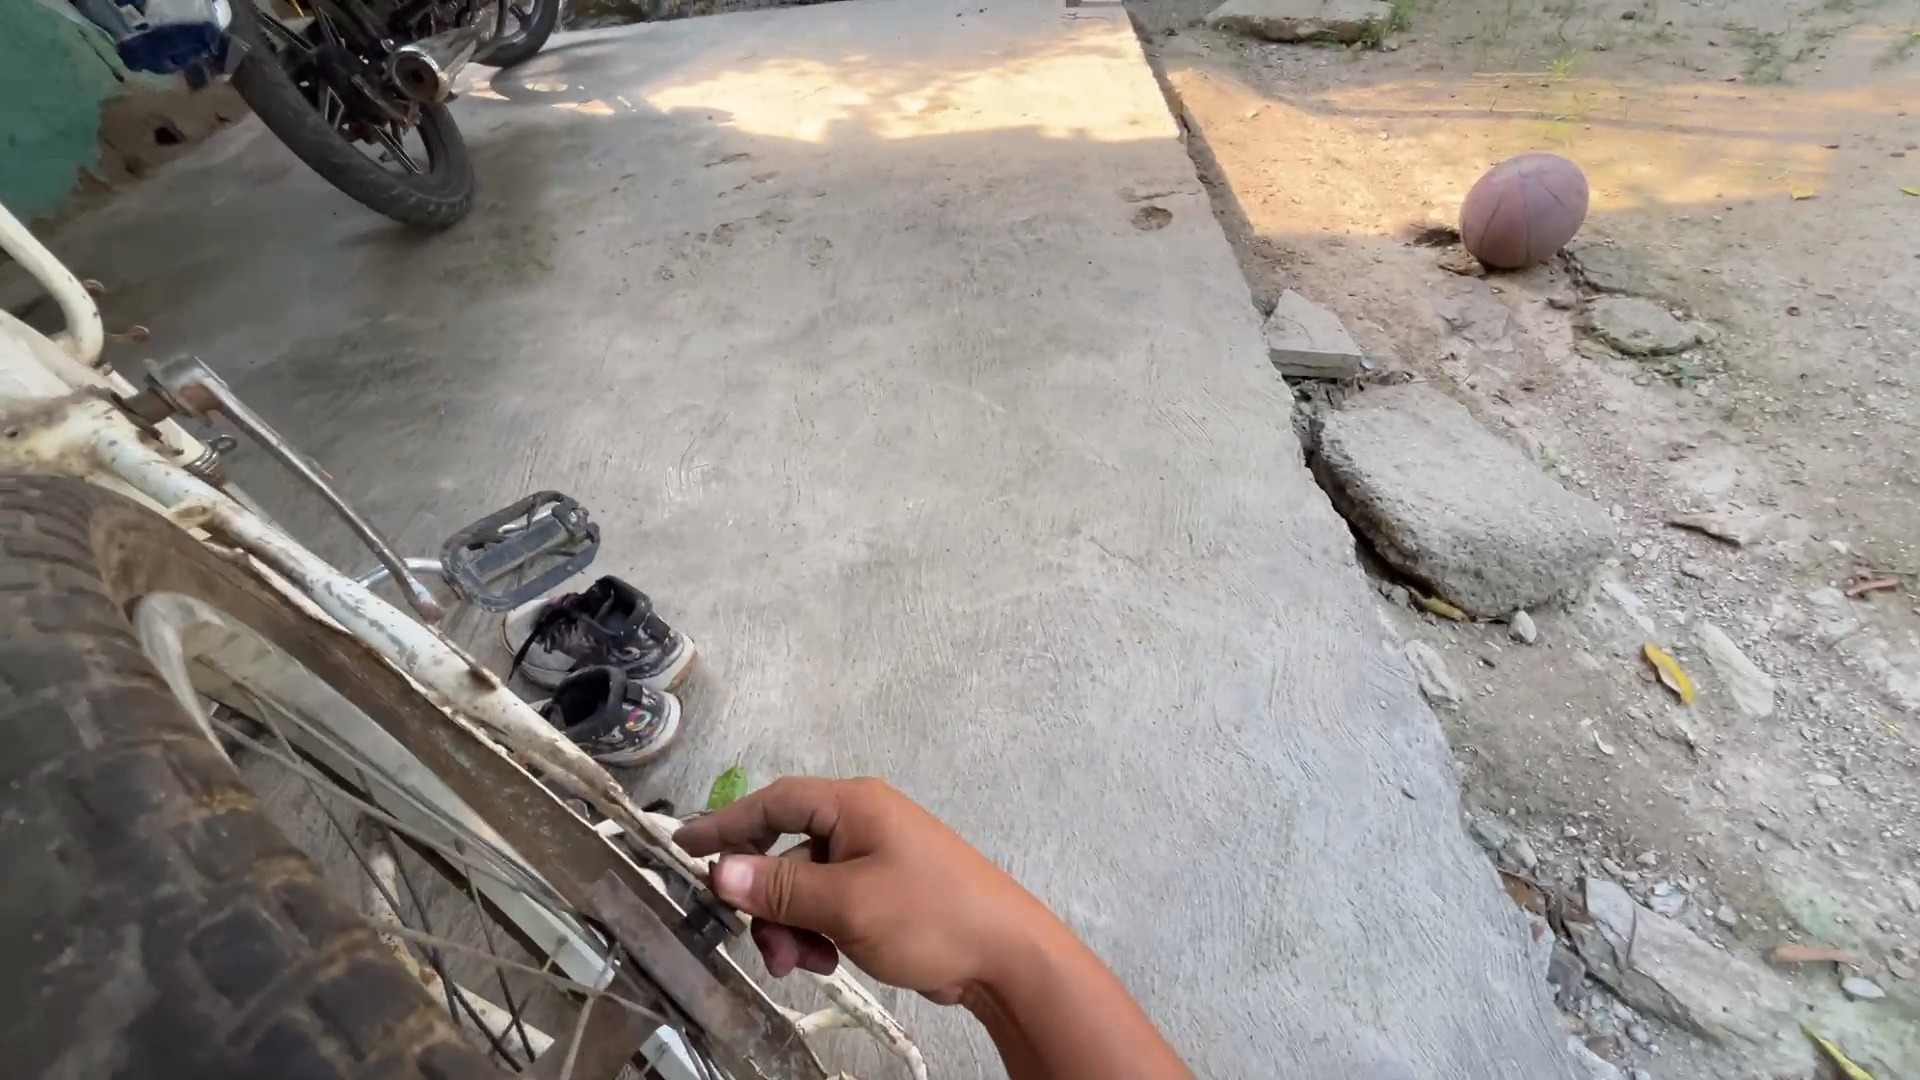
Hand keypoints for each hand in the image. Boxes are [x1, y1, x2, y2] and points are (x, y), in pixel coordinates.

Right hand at [674, 776, 1052, 1003]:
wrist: (1002, 952)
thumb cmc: (929, 914)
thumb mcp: (847, 903)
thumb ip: (781, 888)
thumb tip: (722, 872)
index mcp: (854, 804)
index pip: (775, 802)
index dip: (727, 823)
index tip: (683, 845)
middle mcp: (860, 821)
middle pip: (788, 851)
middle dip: (770, 902)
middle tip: (767, 946)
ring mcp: (873, 855)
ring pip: (806, 885)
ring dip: (794, 925)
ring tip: (808, 962)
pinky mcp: (882, 887)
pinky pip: (830, 902)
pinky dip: (819, 931)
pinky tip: (831, 960)